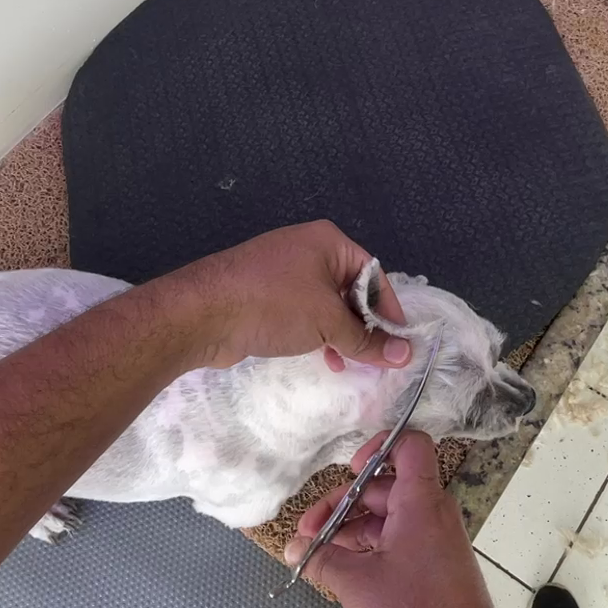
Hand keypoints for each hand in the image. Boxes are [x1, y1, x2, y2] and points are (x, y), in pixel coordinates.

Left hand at [171, 220, 411, 370]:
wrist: (202, 313)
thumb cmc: (273, 304)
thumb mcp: (328, 322)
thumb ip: (367, 340)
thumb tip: (405, 355)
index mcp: (329, 242)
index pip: (375, 275)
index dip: (389, 310)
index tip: (400, 344)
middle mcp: (309, 251)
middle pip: (352, 291)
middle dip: (366, 325)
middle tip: (379, 359)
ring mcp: (285, 273)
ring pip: (328, 306)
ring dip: (342, 335)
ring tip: (352, 364)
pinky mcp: (267, 297)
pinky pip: (305, 314)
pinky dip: (319, 335)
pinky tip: (324, 359)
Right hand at [284, 431, 515, 607]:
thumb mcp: (357, 584)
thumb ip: (322, 559)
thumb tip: (294, 549)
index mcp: (420, 500)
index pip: (409, 445)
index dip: (378, 446)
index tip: (349, 471)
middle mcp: (431, 511)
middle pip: (383, 486)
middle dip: (342, 504)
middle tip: (307, 533)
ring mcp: (434, 538)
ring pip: (386, 515)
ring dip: (350, 529)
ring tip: (317, 555)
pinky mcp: (433, 563)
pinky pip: (397, 538)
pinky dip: (369, 546)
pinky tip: (342, 569)